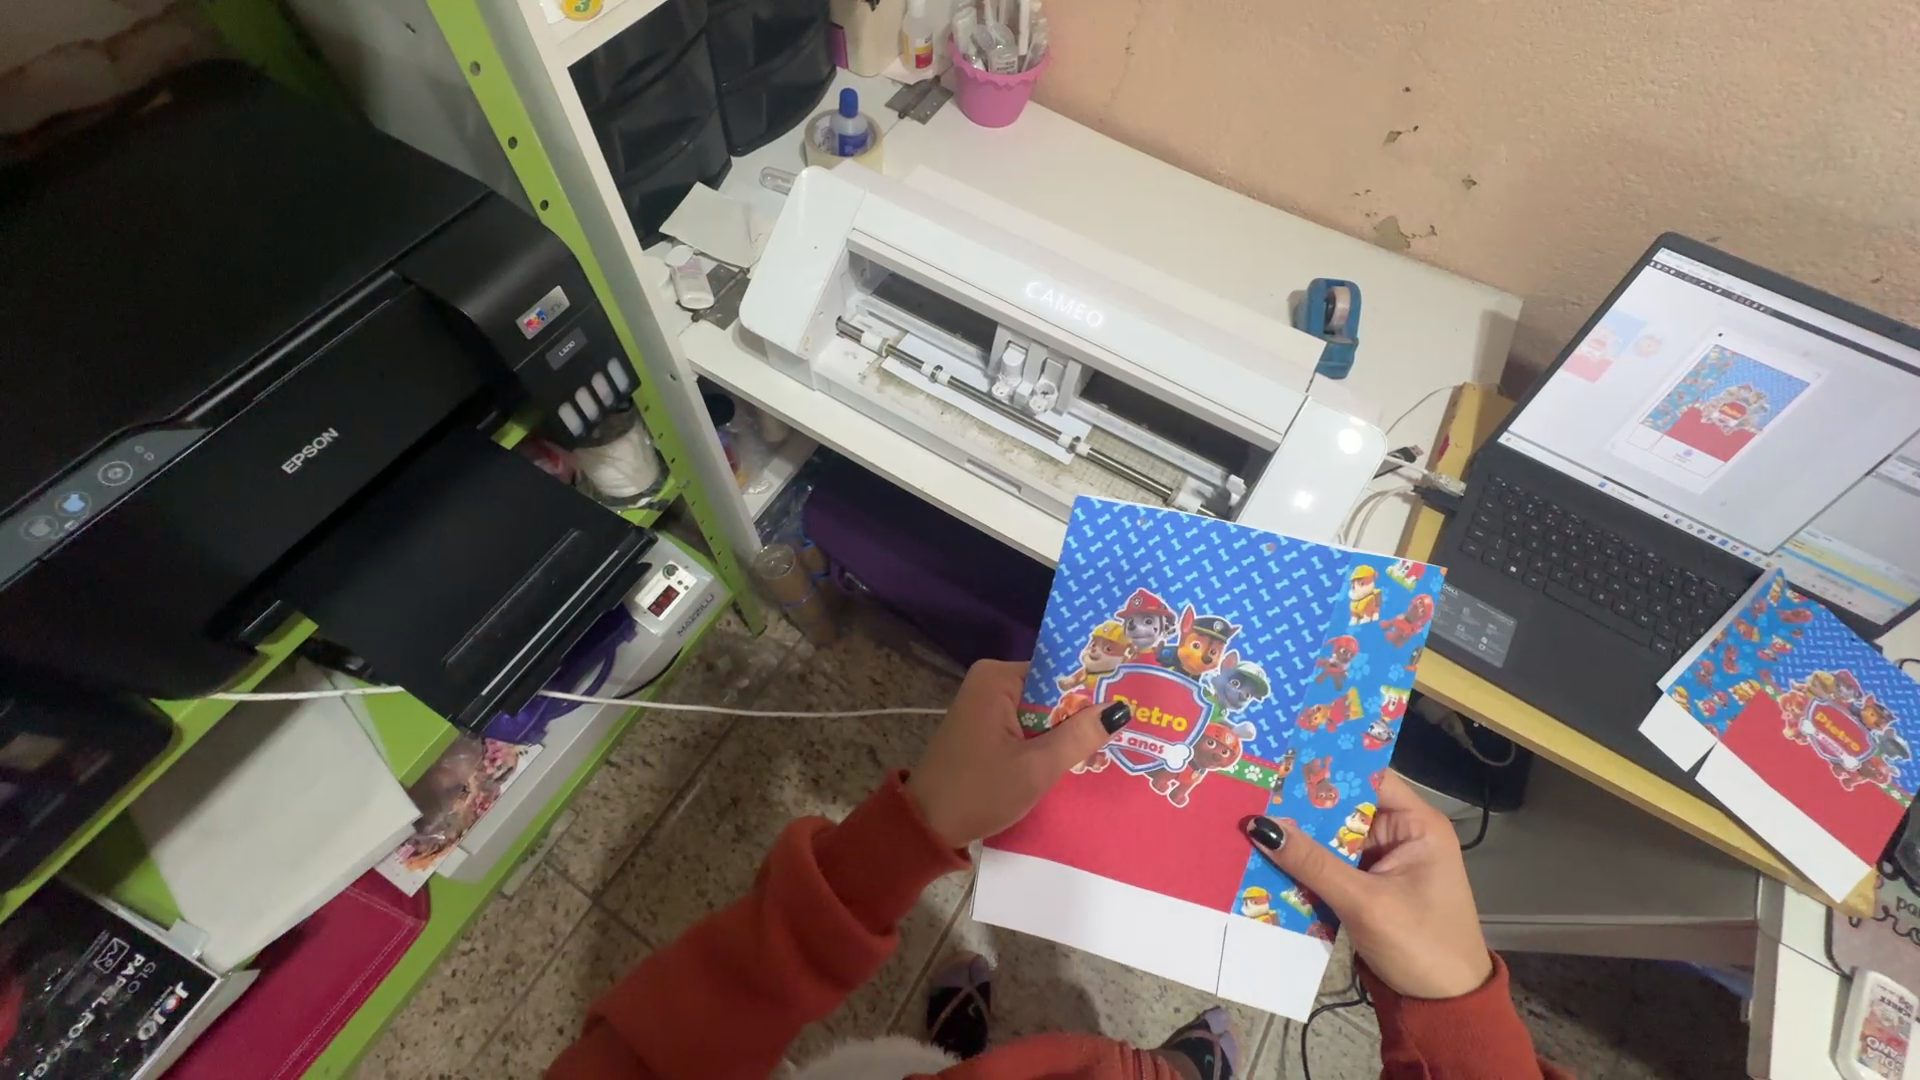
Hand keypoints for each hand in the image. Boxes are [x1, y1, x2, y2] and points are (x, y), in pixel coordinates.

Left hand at [906, 660, 1130, 846]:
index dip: (1094, 688)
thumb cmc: (979, 791)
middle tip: (1133, 728)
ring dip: (1068, 731)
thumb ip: (1079, 736)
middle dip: (1083, 713)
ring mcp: (987, 704)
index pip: (1060, 672)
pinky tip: (1079, 757)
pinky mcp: (987, 727)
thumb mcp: (1036, 767)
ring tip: (1115, 744)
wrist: (926, 826)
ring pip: (1044, 712)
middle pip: (1053, 691)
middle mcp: (991, 681)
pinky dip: (1048, 742)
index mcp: (998, 677)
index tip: (1133, 700)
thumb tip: (1120, 708)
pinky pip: (1029, 726)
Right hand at [1245, 771, 1491, 999]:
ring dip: (1298, 830)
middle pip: (1343, 803)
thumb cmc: (1421, 947)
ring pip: (1330, 831)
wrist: (1445, 1012)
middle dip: (1302, 799)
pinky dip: (1302, 856)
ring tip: (1251, 809)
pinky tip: (1267, 848)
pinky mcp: (1366, 881)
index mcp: (1417, 825)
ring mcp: (1382, 858)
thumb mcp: (1364, 903)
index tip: (1283, 753)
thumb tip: (1261, 824)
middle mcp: (1400, 833)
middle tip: (1255, 782)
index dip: (1328, 764)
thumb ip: (1312, 862)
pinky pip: (1327, 858)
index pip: (1368, 776)